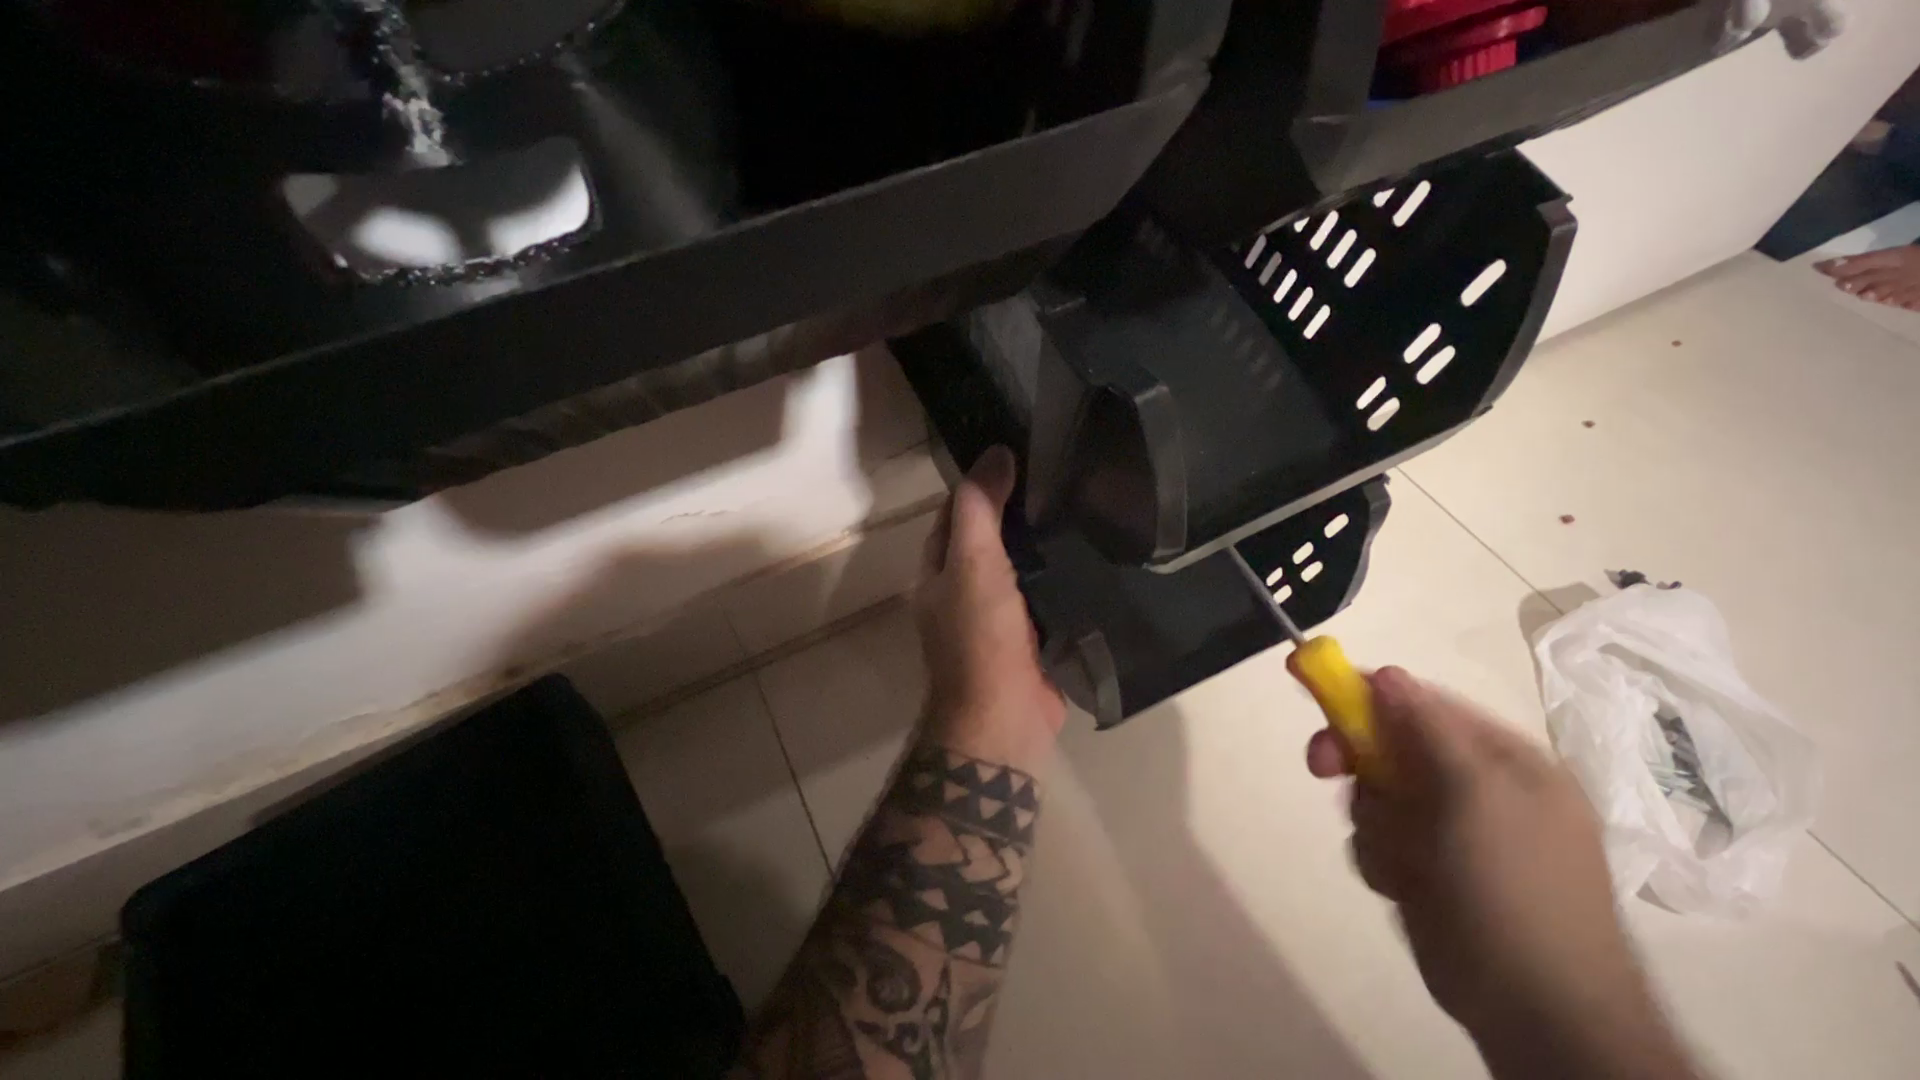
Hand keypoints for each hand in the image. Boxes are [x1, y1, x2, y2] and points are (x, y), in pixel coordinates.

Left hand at [915, 446, 1064, 770]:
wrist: (1004, 718)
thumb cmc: (979, 637)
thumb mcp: (973, 563)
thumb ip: (980, 510)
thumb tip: (995, 452)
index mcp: (939, 571)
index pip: (957, 512)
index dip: (983, 483)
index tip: (1023, 453)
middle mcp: (964, 590)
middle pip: (991, 538)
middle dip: (1020, 510)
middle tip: (1066, 473)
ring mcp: (999, 616)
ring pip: (1021, 566)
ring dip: (1045, 542)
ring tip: (1086, 501)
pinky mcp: (1033, 636)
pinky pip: (1047, 596)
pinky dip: (1064, 576)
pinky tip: (1094, 553)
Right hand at [1304, 666, 1698, 1078]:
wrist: (1536, 1006)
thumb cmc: (1512, 886)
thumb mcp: (1477, 792)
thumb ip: (1426, 727)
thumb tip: (1386, 672)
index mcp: (1502, 760)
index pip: (1421, 704)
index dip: (1366, 696)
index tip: (1316, 694)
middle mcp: (1475, 788)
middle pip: (1389, 747)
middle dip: (1358, 762)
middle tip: (1322, 769)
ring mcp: (1450, 832)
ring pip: (1375, 798)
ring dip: (1376, 823)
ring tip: (1404, 860)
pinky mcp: (1426, 872)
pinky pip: (1377, 841)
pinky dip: (1381, 859)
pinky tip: (1406, 887)